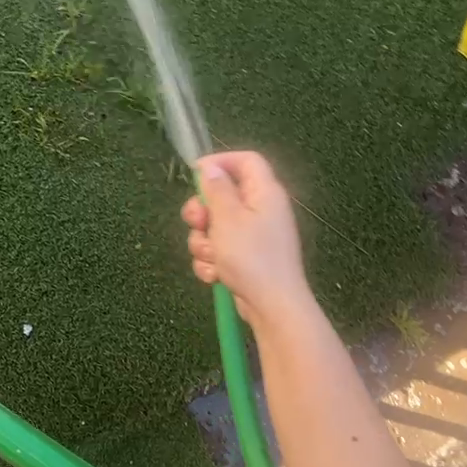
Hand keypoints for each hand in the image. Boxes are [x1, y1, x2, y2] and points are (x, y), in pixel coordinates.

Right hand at [181, 152, 312, 328]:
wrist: (271, 306)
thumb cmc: (251, 257)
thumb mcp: (228, 218)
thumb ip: (216, 189)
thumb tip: (209, 167)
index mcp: (264, 193)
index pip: (246, 160)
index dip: (220, 161)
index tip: (195, 174)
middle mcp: (261, 210)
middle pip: (222, 194)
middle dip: (202, 211)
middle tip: (197, 223)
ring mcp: (253, 236)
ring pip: (214, 225)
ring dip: (203, 242)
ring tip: (211, 257)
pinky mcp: (244, 258)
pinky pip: (218, 249)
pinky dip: (211, 261)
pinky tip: (215, 274)